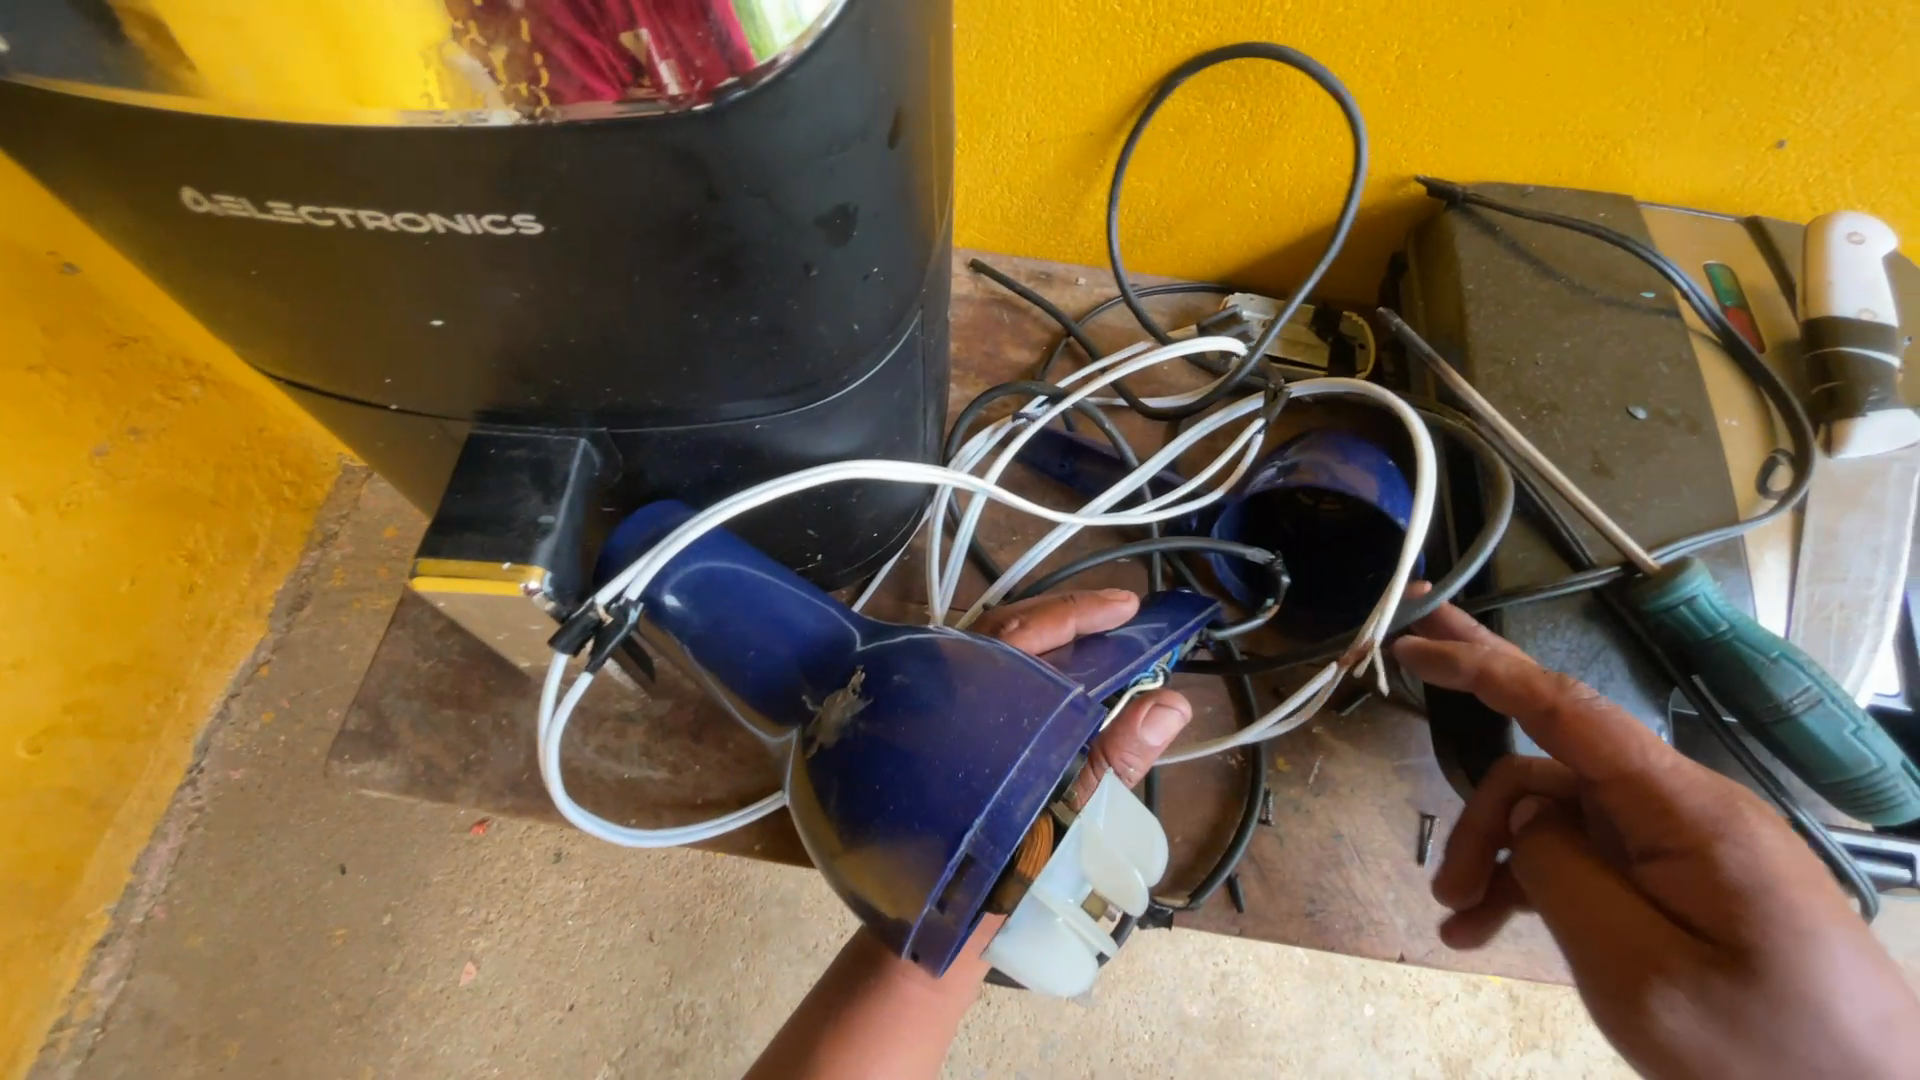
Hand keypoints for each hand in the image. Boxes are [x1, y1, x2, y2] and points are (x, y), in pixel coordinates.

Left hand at [747, 590, 1191, 1079]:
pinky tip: (1048, 678)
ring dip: (1042, 638)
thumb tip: (1170, 704)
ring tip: (1092, 637)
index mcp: (970, 706)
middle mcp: (943, 694)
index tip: (1126, 608)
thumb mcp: (1064, 810)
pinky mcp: (935, 730)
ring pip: (990, 651)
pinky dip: (1021, 668)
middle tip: (1118, 616)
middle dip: (1064, 617)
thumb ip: (1116, 755)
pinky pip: (979, 679)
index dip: (1078, 614)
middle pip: (1006, 632)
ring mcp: (933, 710)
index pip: (1027, 634)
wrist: (930, 925)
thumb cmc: (995, 871)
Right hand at [1392, 599, 1919, 1079]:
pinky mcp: (1663, 878)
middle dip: (1474, 704)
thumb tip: (1529, 818)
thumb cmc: (1762, 1054)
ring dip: (1487, 852)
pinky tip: (1477, 928)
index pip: (1564, 709)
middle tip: (1401, 658)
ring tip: (1451, 911)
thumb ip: (1559, 869)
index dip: (1479, 667)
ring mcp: (1669, 842)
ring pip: (1543, 814)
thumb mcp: (1636, 968)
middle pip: (1547, 746)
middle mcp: (1675, 807)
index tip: (1412, 643)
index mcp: (1685, 810)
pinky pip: (1570, 858)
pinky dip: (1517, 884)